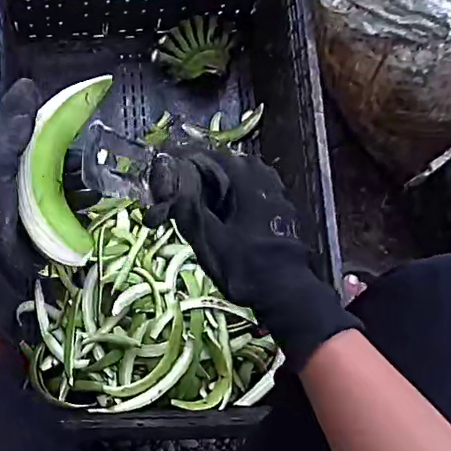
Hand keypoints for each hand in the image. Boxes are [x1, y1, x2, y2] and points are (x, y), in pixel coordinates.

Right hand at [145, 147, 357, 362]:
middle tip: (176, 194)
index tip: (164, 182)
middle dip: (197, 177)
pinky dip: (231, 199)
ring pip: (235, 179)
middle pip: (221, 165)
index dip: (180, 167)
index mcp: (244, 176)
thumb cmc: (245, 267)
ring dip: (215, 189)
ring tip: (195, 205)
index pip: (204, 157)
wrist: (286, 293)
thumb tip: (166, 191)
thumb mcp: (207, 239)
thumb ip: (187, 209)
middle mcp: (262, 175)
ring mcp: (276, 191)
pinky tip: (220, 217)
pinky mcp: (280, 208)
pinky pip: (248, 193)